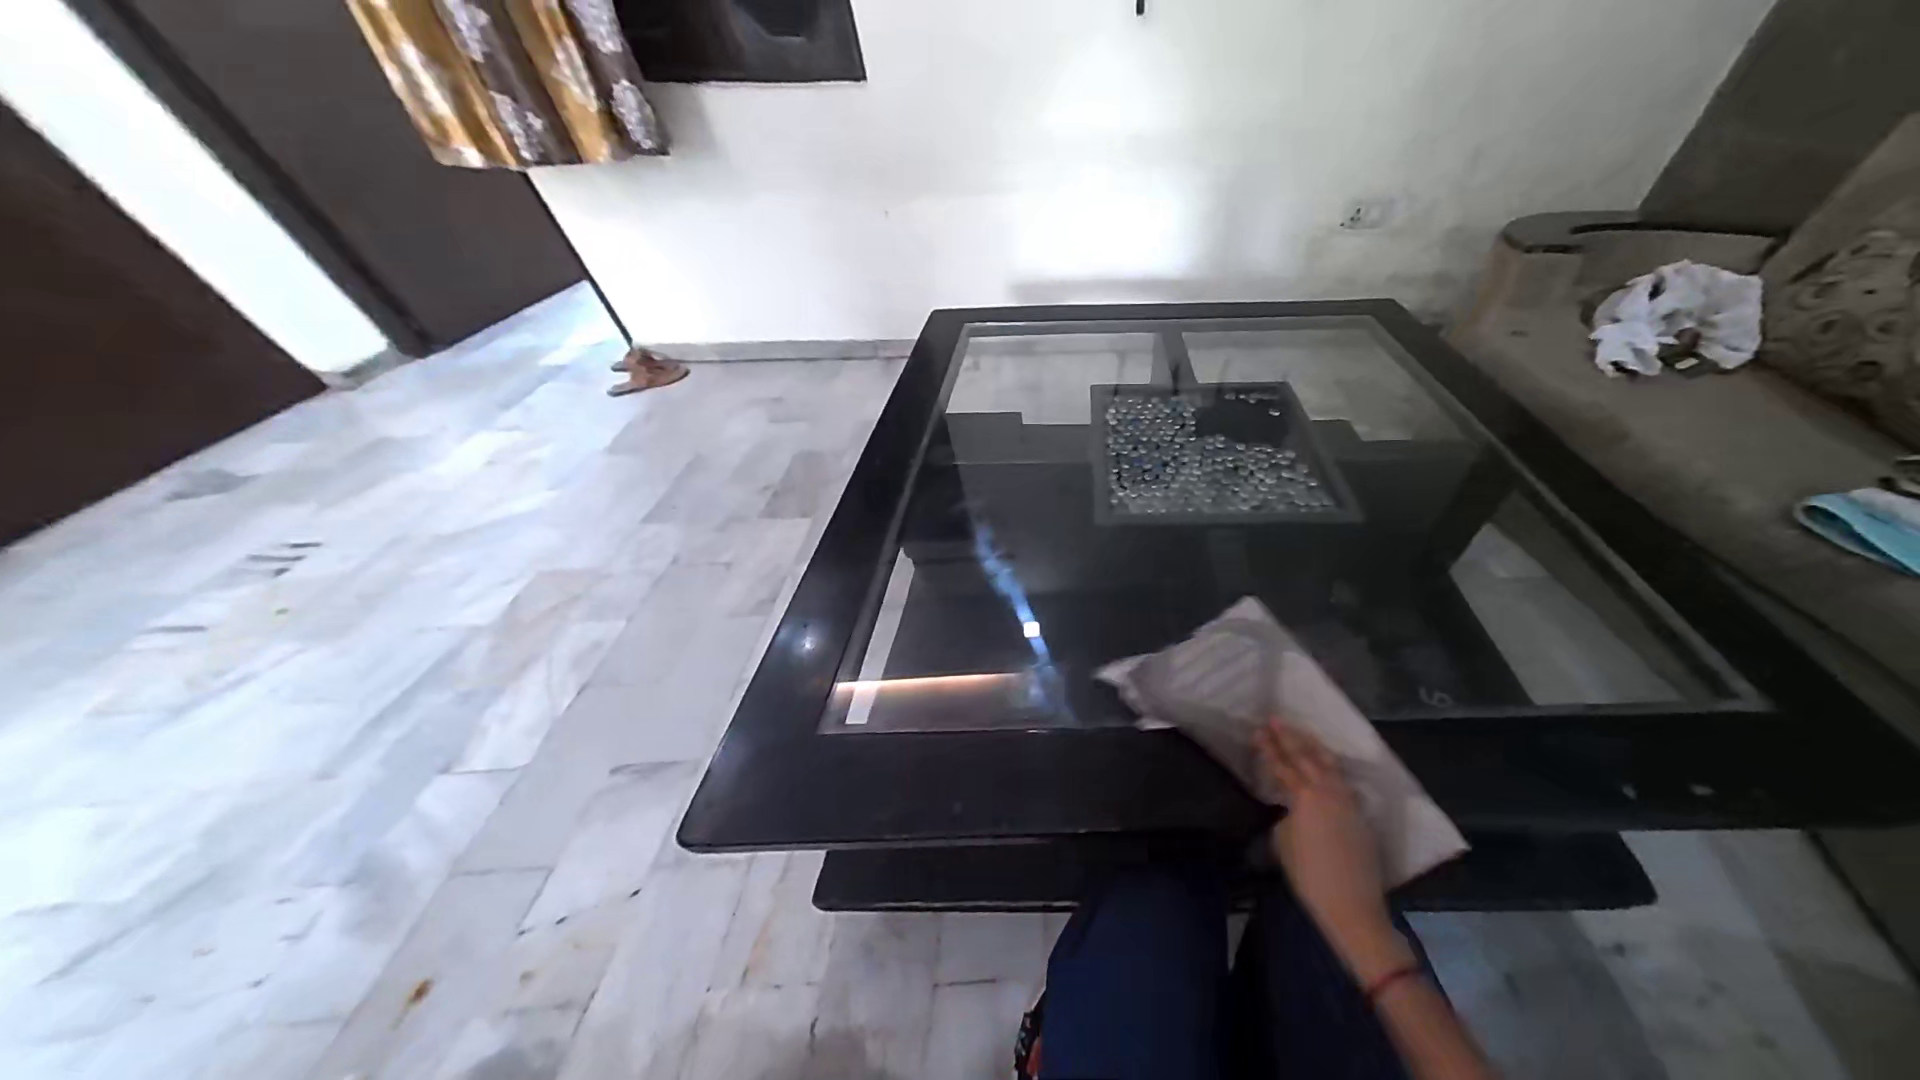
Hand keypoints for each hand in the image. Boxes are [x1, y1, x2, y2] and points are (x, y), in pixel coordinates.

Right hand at [1255, 718, 1414, 983]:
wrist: (1352, 907)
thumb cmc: (1309, 876)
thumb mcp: (1284, 842)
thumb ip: (1286, 815)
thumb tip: (1292, 808)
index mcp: (1305, 797)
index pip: (1282, 765)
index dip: (1268, 748)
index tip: (1258, 731)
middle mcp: (1329, 793)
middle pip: (1307, 758)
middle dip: (1289, 738)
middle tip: (1275, 720)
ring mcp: (1349, 802)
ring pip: (1329, 765)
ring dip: (1313, 747)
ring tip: (1301, 734)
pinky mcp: (1360, 816)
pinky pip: (1342, 781)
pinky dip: (1330, 767)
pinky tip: (1325, 765)